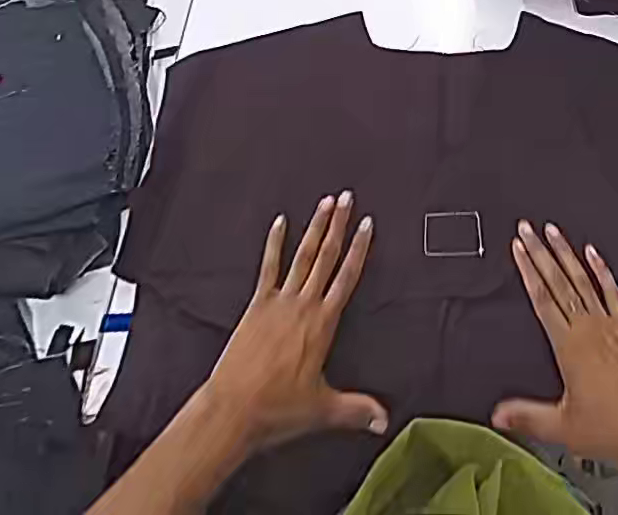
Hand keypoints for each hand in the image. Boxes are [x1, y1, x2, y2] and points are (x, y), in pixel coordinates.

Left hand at [194, 192, 387, 452]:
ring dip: (315, 227)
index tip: (367, 225)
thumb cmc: (276, 408)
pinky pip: (268, 266)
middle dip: (339, 225)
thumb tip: (384, 419)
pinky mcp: (257, 304)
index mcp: (323, 323)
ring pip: (303, 254)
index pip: (347, 276)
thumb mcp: (323, 409)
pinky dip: (274, 243)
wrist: (233, 410)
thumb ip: (356, 409)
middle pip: (327, 255)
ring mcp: (279, 300)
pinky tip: (279, 222)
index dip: (359, 248)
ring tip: (325, 203)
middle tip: (347, 199)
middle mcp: (304, 304)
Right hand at [492, 221, 617, 487]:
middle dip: (540, 252)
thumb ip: (527, 416)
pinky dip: (601, 270)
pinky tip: (593, 253)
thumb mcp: (563, 427)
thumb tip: (498, 414)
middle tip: (527, 228)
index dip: (528, 270)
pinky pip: (611, 291)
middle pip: (558, 280)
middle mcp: (588, 328)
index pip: (542, 297)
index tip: (518, 248)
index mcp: (569, 345)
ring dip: (566, 253)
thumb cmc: (613, 429)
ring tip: (553, 231)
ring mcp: (609, 324)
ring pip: (582, 279)